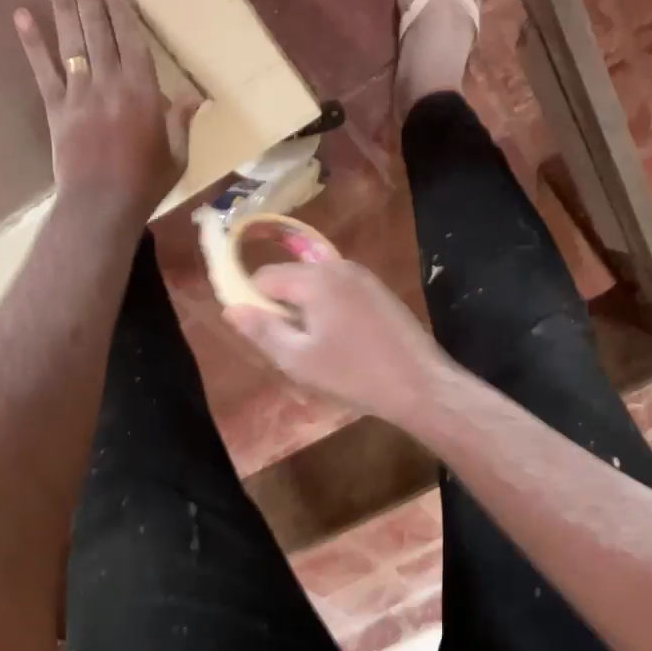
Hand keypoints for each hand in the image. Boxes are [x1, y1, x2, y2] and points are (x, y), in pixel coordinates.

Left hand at [16, 0, 198, 222]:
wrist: (101, 208)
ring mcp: (79, 95)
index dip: (119, 7)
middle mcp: (110, 84)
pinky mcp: (55, 110)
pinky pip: (43, 72)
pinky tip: (22, 15)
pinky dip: (32, 43)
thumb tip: (195, 97)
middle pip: (98, 30)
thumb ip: (181, 122)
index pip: (130, 39)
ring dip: (62, 5)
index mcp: (143, 92)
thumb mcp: (176, 154)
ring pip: (71, 42)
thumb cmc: (145, 183)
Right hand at [224, 260, 458, 424]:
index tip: (261, 335)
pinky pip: (340, 292)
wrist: (420, 384)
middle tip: (291, 349)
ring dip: (307, 311)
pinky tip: (343, 346)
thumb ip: (262, 331)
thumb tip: (231, 309)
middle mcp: (339, 266)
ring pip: (317, 286)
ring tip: (318, 350)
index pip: (265, 276)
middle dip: (283, 308)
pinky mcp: (381, 292)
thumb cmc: (354, 375)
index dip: (254, 302)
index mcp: (316, 278)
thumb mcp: (298, 359)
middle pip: (292, 278)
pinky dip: (331, 311)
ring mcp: (364, 277)